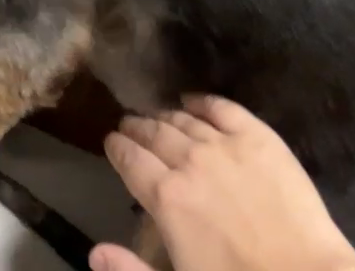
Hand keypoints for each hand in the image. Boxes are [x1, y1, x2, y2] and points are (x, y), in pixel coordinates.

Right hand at [92, 96, 354, 270]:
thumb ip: (131, 269)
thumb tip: (95, 252)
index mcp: (167, 198)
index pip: (131, 161)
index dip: (118, 148)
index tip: (111, 140)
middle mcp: (191, 161)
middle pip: (156, 134)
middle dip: (138, 127)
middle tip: (128, 122)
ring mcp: (226, 144)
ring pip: (186, 119)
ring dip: (167, 116)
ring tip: (157, 114)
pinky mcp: (260, 137)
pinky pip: (224, 108)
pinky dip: (204, 101)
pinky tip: (194, 99)